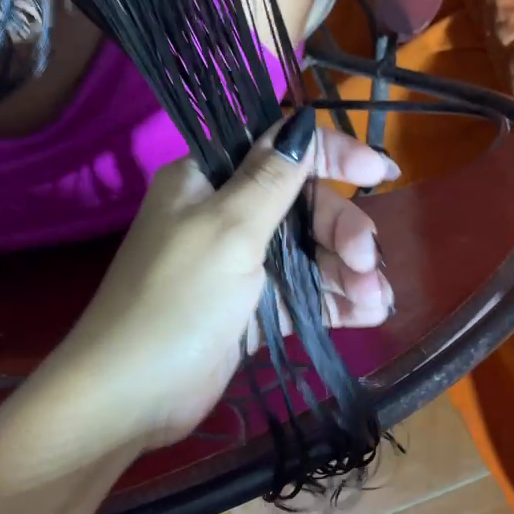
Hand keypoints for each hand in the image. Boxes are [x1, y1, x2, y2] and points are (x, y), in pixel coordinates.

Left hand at [42, 111, 396, 453]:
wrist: (132, 391)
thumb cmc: (177, 299)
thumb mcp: (227, 230)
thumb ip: (271, 178)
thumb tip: (301, 121)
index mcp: (203, 180)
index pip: (274, 148)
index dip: (329, 153)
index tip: (381, 173)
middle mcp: (219, 214)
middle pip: (299, 202)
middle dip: (340, 226)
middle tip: (368, 260)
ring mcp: (235, 263)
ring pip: (306, 250)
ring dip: (347, 268)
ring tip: (376, 298)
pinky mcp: (249, 308)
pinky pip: (302, 291)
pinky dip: (335, 299)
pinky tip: (370, 312)